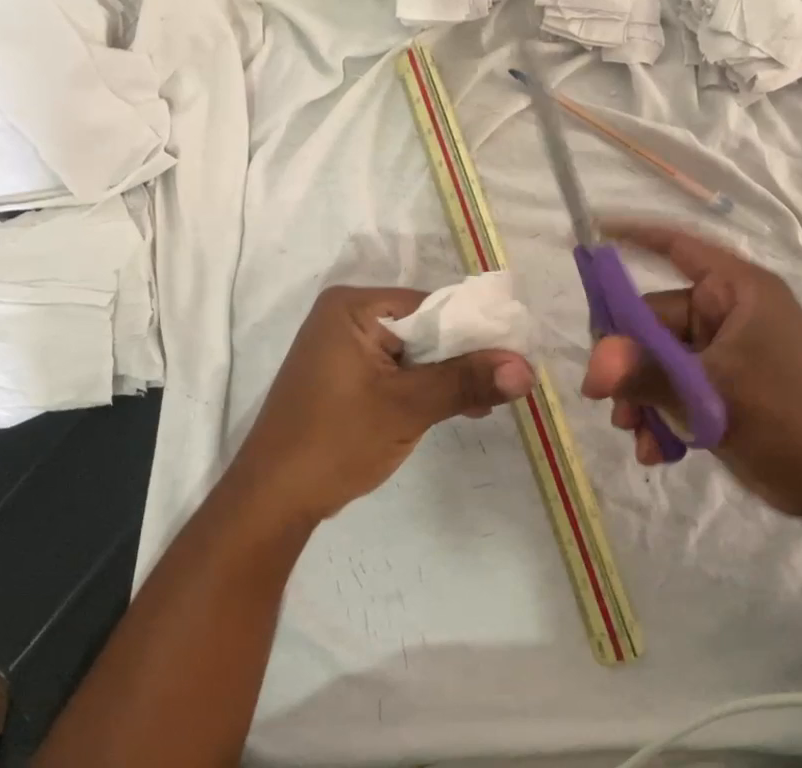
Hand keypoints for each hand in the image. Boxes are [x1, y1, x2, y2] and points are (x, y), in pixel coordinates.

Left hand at [228, 285, 534, 523]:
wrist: (274, 496)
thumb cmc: (336, 441)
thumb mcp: (407, 407)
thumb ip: (465, 381)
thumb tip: (526, 367)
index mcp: (352, 307)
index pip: (432, 305)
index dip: (476, 331)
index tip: (516, 359)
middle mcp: (345, 317)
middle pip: (424, 328)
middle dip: (463, 358)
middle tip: (507, 387)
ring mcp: (342, 348)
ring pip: (414, 353)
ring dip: (447, 377)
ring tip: (485, 404)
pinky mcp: (344, 377)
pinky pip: (396, 372)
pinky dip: (424, 389)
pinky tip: (458, 409)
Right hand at [581, 221, 801, 516]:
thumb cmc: (792, 422)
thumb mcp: (712, 394)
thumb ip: (646, 374)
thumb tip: (593, 366)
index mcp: (738, 293)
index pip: (678, 247)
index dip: (632, 237)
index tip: (588, 234)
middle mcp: (731, 315)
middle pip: (654, 320)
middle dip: (626, 362)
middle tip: (605, 399)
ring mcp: (730, 355)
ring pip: (660, 362)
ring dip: (641, 398)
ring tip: (635, 434)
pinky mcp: (729, 392)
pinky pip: (678, 392)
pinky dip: (662, 417)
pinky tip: (655, 451)